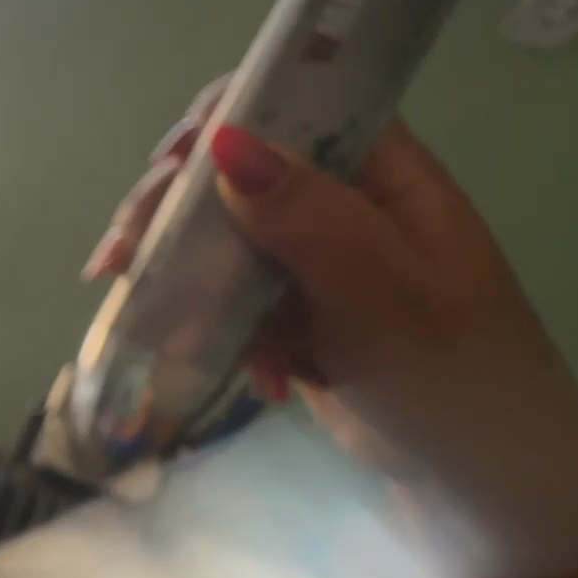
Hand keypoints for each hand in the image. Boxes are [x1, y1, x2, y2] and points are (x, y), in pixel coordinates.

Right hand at [88, 83, 577, 577]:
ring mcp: (304, 259)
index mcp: (382, 179)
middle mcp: (337, 206)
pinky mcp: (279, 307)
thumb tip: (226, 142)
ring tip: (136, 310)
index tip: (163, 172)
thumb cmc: (443, 376)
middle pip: (232, 176)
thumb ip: (307, 218)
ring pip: (213, 237)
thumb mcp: (378, 293)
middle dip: (167, 214)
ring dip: (172, 274)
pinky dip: (198, 322)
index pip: (296, 108)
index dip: (222, 122)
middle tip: (114, 263)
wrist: (463, 470)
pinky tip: (196, 355)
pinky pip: (217, 294)